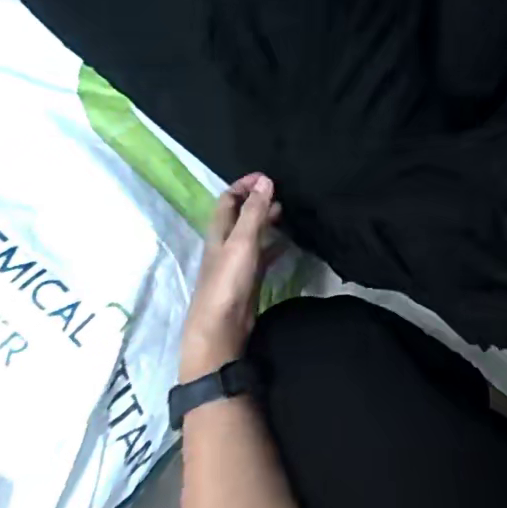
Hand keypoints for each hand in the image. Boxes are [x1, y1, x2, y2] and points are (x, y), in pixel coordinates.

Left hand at [179, 173, 283, 380]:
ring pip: (252, 233)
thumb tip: (265, 179)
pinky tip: (288, 242)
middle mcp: (225, 244)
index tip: (267, 176)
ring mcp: (236, 262)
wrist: (220, 331)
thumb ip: (254, 212)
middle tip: (282, 191)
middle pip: (240, 215)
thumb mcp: (242, 242)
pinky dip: (274, 244)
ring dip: (266, 220)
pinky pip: (262, 254)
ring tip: (287, 211)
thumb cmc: (227, 282)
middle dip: (258, 200)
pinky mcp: (248, 279)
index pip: (228, 199)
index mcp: (219, 232)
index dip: (244, 185)